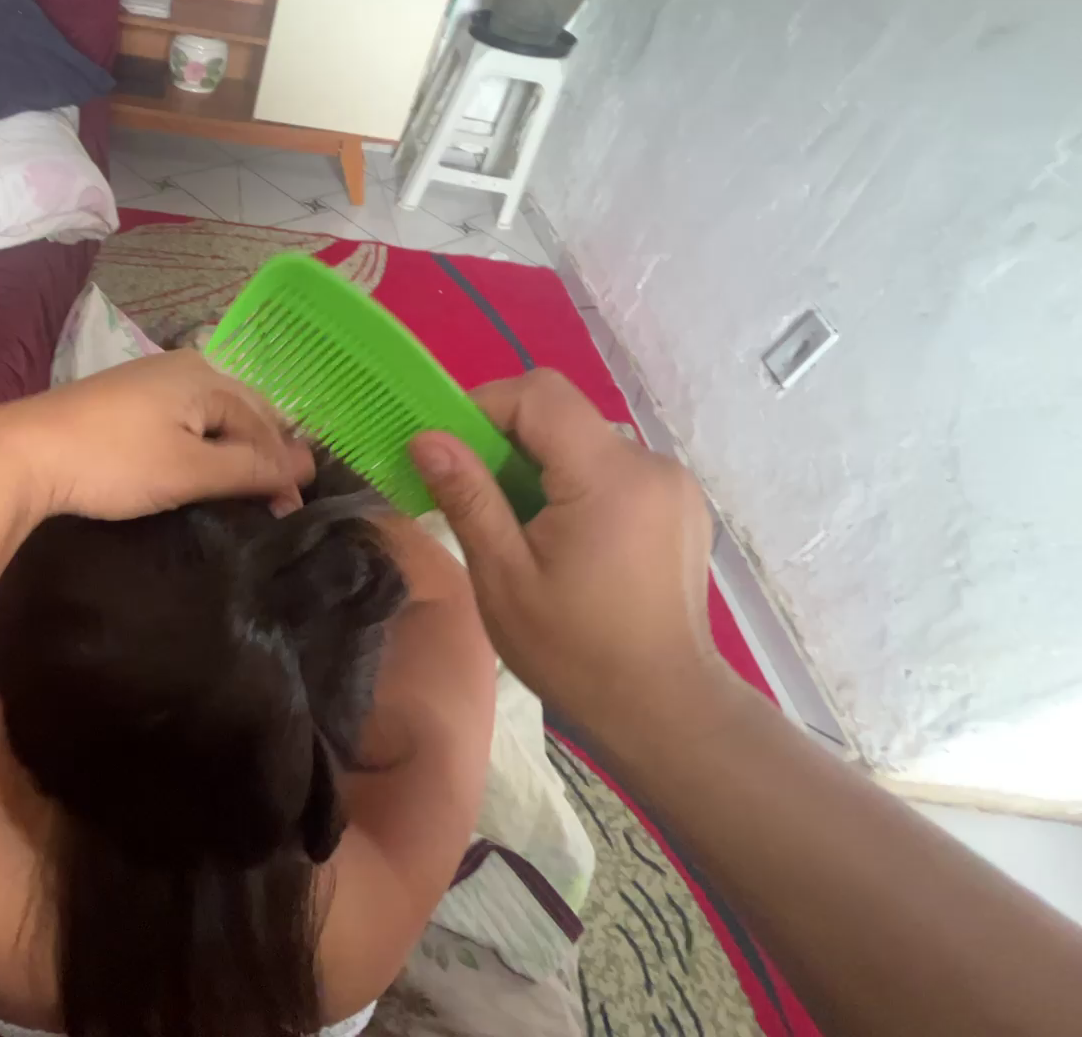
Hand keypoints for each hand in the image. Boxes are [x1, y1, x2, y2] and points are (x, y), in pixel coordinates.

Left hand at [0, 350, 314, 521]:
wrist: (26, 452)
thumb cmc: (115, 462)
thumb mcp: (191, 470)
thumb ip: (250, 468)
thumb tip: (307, 464)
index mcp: (207, 376)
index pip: (263, 422)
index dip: (283, 466)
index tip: (293, 509)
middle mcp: (184, 366)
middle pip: (243, 409)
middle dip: (264, 451)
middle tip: (278, 498)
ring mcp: (151, 379)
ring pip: (212, 413)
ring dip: (234, 447)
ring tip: (247, 484)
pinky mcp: (126, 399)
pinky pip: (184, 417)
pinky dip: (203, 442)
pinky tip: (201, 461)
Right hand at [409, 369, 724, 726]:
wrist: (661, 706)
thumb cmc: (570, 648)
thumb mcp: (501, 575)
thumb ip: (467, 496)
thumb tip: (425, 438)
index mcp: (609, 477)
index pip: (539, 394)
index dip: (482, 405)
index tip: (445, 449)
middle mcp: (651, 464)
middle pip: (561, 415)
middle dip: (503, 440)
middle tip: (466, 494)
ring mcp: (672, 484)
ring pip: (582, 441)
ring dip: (535, 465)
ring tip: (511, 524)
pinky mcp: (677, 505)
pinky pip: (608, 468)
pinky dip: (568, 482)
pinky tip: (556, 535)